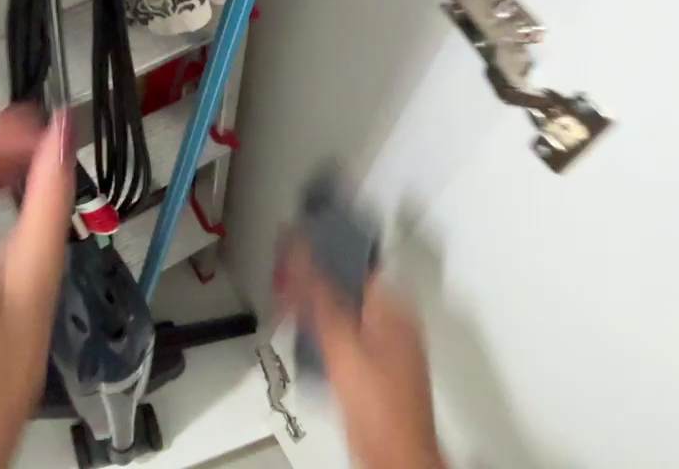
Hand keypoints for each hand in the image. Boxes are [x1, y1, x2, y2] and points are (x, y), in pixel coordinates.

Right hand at [281, 248, 444, 468]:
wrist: (392, 460)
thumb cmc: (384, 410)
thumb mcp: (342, 341)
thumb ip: (318, 293)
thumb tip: (302, 250)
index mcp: (392, 308)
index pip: (357, 257)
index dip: (326, 243)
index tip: (301, 232)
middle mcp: (390, 322)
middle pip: (344, 282)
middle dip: (311, 275)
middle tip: (285, 270)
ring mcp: (379, 345)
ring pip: (337, 307)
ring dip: (309, 302)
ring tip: (285, 298)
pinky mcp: (366, 366)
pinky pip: (336, 333)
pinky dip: (315, 328)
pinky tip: (299, 331)